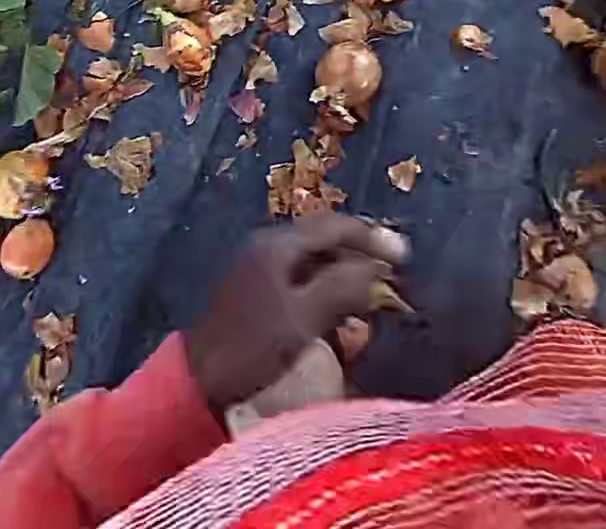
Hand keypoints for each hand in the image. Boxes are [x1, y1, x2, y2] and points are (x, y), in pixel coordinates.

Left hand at [184, 215, 409, 409]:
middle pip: (324, 238)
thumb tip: (377, 268)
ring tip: (373, 293)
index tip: (405, 255)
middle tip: (393, 273)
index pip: (335, 226)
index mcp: (278, 244)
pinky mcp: (258, 285)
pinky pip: (301, 275)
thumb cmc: (252, 347)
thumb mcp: (303, 319)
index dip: (372, 237)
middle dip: (360, 252)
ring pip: (314, 258)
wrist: (200, 378)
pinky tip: (340, 310)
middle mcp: (269, 244)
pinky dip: (326, 285)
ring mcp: (261, 263)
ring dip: (344, 270)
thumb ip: (342, 288)